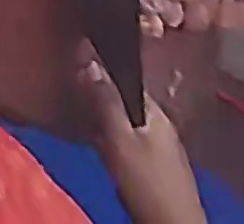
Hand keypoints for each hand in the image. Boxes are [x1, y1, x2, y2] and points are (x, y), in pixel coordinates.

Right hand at [77, 46, 206, 223]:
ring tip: (93, 139)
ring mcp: (164, 151)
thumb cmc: (145, 181)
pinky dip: (116, 147)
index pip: (125, 81)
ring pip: (126, 127)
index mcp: (157, 114)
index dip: (102, 77)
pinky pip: (131, 146)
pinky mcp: (159, 170)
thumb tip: (91, 61)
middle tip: (84, 114)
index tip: (79, 78)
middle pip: (124, 104)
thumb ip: (106, 101)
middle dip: (103, 108)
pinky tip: (108, 159)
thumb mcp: (119, 138)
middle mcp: (163, 127)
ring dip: (108, 130)